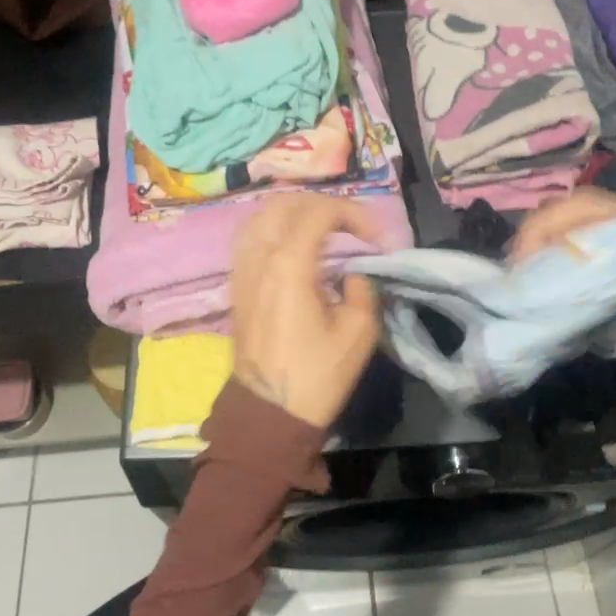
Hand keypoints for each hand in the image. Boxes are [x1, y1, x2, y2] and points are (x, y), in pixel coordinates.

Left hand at [230, 194, 384, 428]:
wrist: (270, 411)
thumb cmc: (317, 375)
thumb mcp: (359, 332)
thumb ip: (363, 289)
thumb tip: (354, 273)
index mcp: (289, 265)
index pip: (320, 212)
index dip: (355, 214)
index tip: (378, 239)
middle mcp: (259, 257)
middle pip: (287, 203)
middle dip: (325, 206)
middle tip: (353, 226)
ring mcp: (242, 269)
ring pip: (261, 215)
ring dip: (296, 212)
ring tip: (324, 228)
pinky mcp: (237, 284)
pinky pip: (249, 237)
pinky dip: (273, 228)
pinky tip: (293, 243)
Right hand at [513, 191, 615, 429]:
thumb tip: (614, 238)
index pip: (605, 211)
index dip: (559, 229)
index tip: (524, 264)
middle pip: (585, 227)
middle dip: (542, 244)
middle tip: (512, 283)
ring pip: (583, 258)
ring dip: (548, 271)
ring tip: (519, 298)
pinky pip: (592, 294)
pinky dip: (565, 299)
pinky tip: (547, 315)